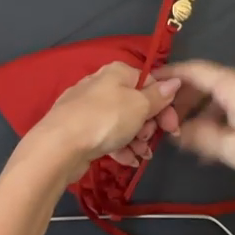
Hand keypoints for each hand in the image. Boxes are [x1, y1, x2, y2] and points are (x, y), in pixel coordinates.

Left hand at [20, 62, 182, 180]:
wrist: (60, 145)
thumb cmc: (105, 119)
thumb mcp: (139, 105)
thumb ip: (158, 95)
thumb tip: (174, 81)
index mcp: (117, 72)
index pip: (149, 82)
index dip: (164, 105)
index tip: (171, 126)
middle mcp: (102, 86)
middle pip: (135, 104)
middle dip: (148, 125)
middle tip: (149, 140)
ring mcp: (88, 108)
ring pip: (122, 123)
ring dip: (136, 140)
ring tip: (141, 155)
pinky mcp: (80, 130)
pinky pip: (107, 136)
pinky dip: (119, 148)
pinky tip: (127, 161)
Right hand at [155, 59, 234, 193]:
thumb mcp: (231, 149)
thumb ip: (199, 137)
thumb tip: (176, 131)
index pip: (194, 70)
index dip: (170, 74)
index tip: (149, 82)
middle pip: (209, 83)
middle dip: (185, 101)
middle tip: (166, 123)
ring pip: (225, 96)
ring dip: (204, 114)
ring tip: (191, 141)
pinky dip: (223, 117)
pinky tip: (219, 142)